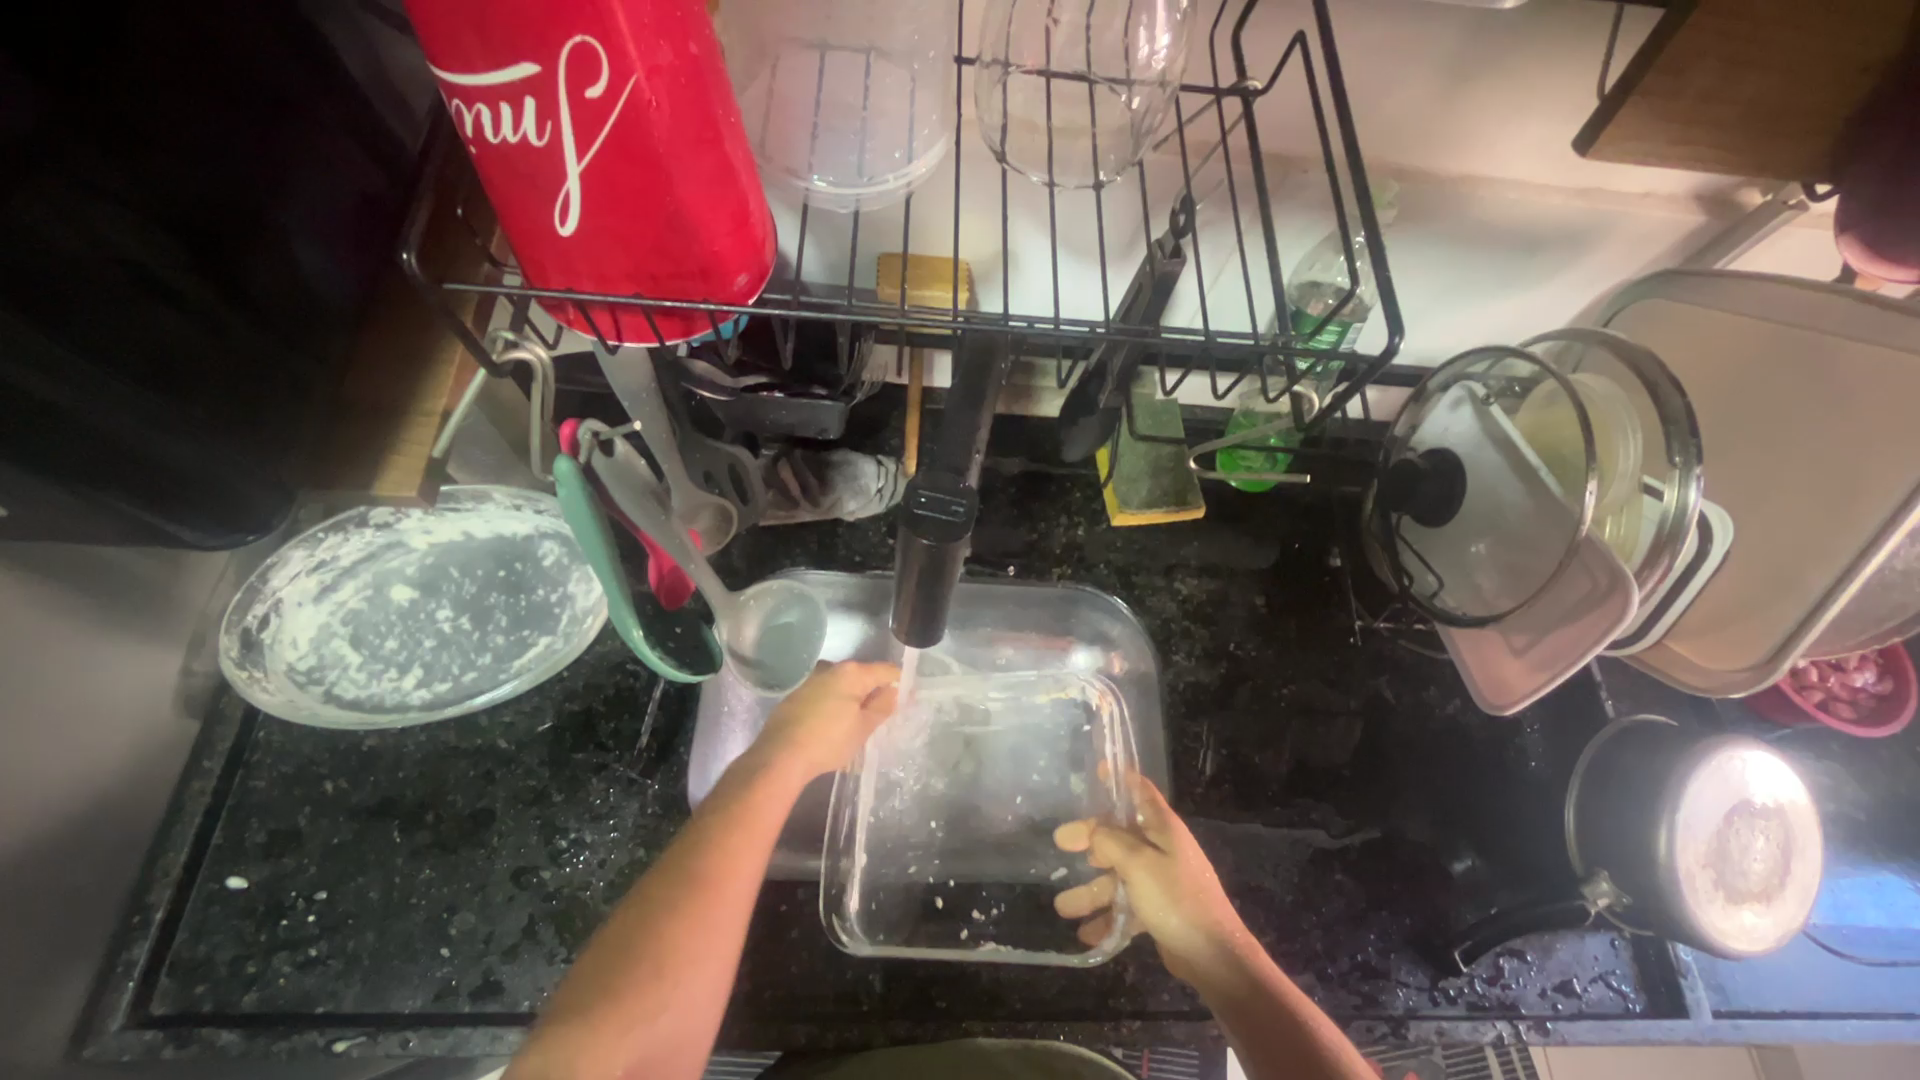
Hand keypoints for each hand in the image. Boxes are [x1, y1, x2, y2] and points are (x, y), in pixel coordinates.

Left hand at [748, 661, 899, 779]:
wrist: (780, 756)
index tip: (905, 700)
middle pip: (862, 675)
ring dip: (852, 699)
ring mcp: (810, 679)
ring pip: (842, 685)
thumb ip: (882, 706)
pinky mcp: (796, 694)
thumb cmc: (828, 741)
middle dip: (873, 692)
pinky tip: (832, 724)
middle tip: (880, 717)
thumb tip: (893, 690)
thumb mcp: (863, 728)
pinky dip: (834, 703)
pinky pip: (825, 693)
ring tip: (856, 723)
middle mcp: (830, 668)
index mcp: (852, 673)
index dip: (899, 683)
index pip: (885, 670)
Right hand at [1053, 771, 1252, 983]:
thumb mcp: (1138, 863)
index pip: (1140, 791)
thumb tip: (1094, 830)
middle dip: (1089, 841)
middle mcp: (1161, 849)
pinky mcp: (1159, 910)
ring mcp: (1160, 881)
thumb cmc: (1175, 899)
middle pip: (1119, 836)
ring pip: (1118, 877)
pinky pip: (1126, 907)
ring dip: (1091, 892)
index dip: (1119, 779)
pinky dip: (1108, 919)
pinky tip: (1087, 935)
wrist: (1213, 956)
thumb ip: (1111, 841)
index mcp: (1162, 828)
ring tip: (1063, 908)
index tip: (1098, 770)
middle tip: (1059, 843)